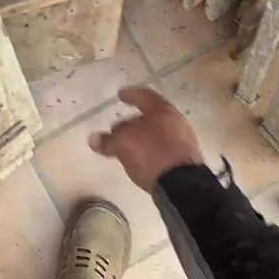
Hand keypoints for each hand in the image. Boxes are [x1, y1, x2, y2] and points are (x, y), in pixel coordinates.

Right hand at [89, 86, 206, 190]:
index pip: (144, 95)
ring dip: (141, 136)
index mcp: (161, 111)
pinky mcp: (185, 157)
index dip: (130, 94)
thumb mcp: (123, 145)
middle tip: (118, 128)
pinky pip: (163, 146)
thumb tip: (93, 139)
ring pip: (157, 132)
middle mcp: (175, 121)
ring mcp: (183, 139)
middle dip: (133, 121)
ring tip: (127, 146)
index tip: (120, 95)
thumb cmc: (151, 155)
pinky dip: (150, 148)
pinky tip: (141, 158)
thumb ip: (108, 140)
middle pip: (151, 115)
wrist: (182, 184)